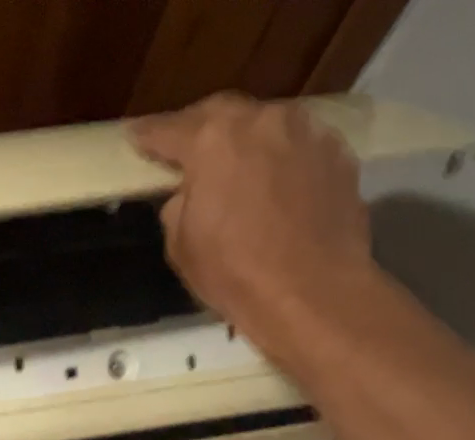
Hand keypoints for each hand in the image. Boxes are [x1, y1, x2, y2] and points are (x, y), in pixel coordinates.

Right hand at [129, 93, 378, 360]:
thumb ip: (179, 204)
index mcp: (213, 141)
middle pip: (222, 114)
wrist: (313, 291)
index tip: (134, 138)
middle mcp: (262, 122)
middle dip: (200, 129)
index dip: (147, 136)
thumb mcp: (181, 245)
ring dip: (246, 141)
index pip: (168, 130)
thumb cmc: (234, 272)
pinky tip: (276, 184)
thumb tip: (190, 193)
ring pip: (266, 124)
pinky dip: (281, 158)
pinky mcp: (339, 155)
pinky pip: (299, 147)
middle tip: (185, 150)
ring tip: (236, 166)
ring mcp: (307, 133)